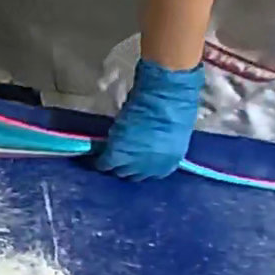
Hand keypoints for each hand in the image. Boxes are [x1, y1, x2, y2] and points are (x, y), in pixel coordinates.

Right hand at [94, 58, 205, 179]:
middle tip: (120, 156)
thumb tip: (147, 146)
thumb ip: (158, 146)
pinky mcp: (117, 156)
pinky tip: (97, 155)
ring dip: (113, 165)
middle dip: (126, 168)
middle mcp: (151, 170)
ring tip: (108, 155)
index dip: (140, 167)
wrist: (166, 99)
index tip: (134, 160)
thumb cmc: (176, 108)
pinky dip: (100, 161)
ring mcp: (133, 165)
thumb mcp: (171, 135)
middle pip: (132, 176)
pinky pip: (104, 164)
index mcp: (169, 164)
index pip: (149, 175)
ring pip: (117, 172)